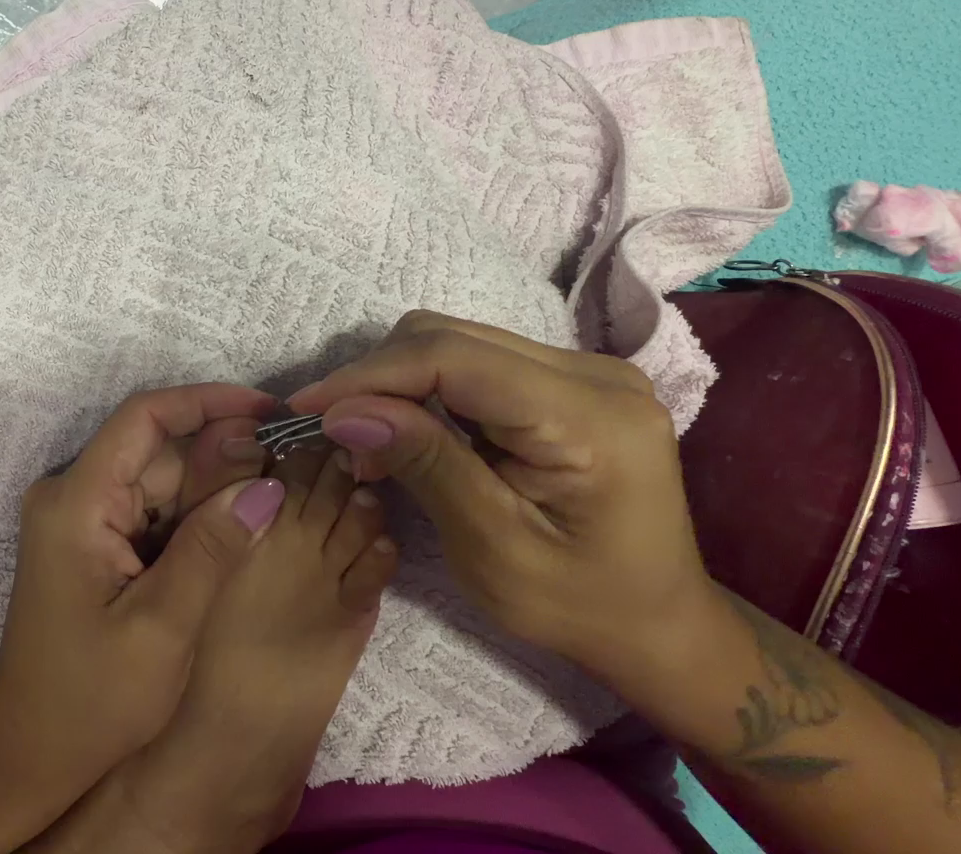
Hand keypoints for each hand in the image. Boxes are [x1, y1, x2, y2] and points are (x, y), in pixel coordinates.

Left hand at [0, 383, 282, 805]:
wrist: (31, 748)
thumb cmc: (91, 699)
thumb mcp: (162, 625)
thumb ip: (212, 547)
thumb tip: (267, 483)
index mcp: (76, 502)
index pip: (143, 419)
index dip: (207, 402)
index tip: (270, 410)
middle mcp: (71, 496)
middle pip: (154, 449)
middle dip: (222, 450)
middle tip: (293, 463)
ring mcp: (78, 518)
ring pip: (157, 478)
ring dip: (213, 484)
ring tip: (279, 491)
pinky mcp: (90, 542)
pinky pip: (149, 509)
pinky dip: (193, 514)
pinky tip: (239, 523)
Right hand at [287, 311, 715, 685]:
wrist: (655, 623)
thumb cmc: (578, 604)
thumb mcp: (491, 548)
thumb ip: (424, 464)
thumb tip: (343, 413)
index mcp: (590, 418)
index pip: (453, 359)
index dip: (369, 375)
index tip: (306, 408)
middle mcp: (595, 374)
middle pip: (448, 337)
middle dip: (376, 379)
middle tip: (338, 438)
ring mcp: (585, 371)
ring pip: (452, 341)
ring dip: (394, 382)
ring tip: (368, 442)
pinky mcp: (567, 380)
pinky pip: (470, 361)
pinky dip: (422, 389)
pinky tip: (406, 432)